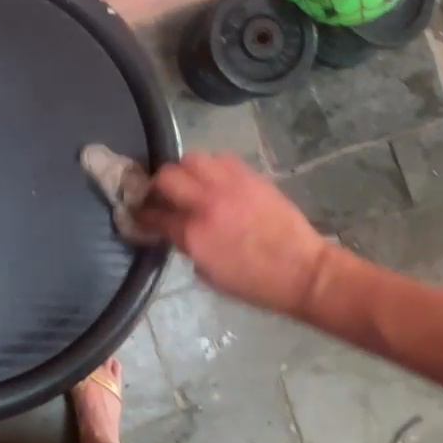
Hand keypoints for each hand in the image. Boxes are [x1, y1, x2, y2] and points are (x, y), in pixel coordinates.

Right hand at [137, 152, 331, 314]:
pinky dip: (212, 166)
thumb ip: (189, 247)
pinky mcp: (250, 176)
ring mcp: (230, 185)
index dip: (143, 213)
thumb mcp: (211, 275)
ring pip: (192, 158)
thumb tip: (178, 231)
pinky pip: (221, 158)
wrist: (302, 271)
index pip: (154, 215)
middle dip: (158, 185)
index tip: (140, 213)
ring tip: (190, 183)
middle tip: (162, 194)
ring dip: (185, 170)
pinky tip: (216, 180)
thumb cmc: (255, 284)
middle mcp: (207, 203)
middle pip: (167, 176)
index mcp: (194, 234)